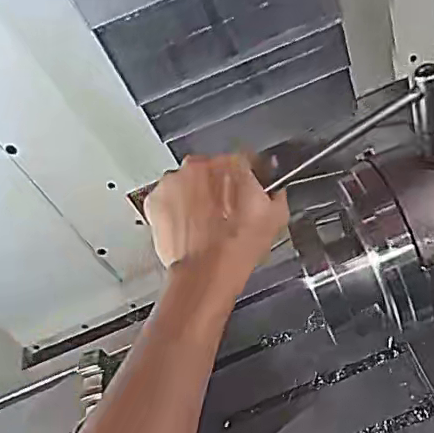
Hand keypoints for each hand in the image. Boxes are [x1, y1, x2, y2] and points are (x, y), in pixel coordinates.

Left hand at [143, 154, 288, 286]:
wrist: (206, 272)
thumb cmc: (237, 248)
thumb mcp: (275, 219)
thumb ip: (277, 196)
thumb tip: (275, 193)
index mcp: (232, 165)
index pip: (245, 161)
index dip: (250, 178)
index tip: (250, 191)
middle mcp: (199, 166)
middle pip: (212, 170)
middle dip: (220, 189)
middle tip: (228, 215)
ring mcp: (174, 182)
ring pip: (188, 183)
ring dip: (196, 198)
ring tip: (208, 226)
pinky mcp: (156, 199)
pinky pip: (168, 200)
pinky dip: (177, 211)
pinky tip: (191, 230)